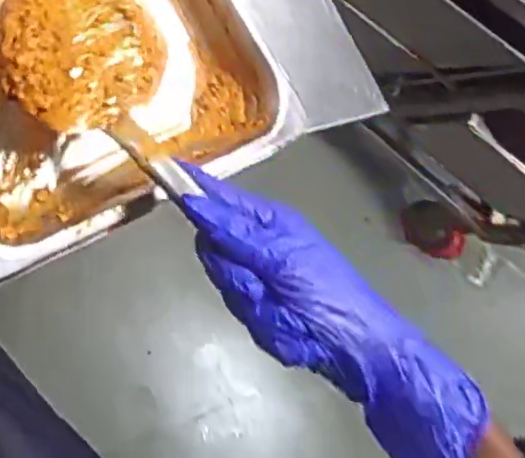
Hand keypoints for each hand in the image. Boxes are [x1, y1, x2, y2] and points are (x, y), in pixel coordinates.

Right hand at [181, 163, 488, 457]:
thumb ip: (231, 230)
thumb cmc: (329, 295)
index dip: (190, 183)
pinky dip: (262, 321)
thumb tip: (192, 198)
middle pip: (212, 245)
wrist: (364, 357)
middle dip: (232, 270)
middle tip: (259, 285)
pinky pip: (239, 309)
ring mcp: (258, 275)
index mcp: (265, 219)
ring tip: (282, 310)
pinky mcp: (261, 307)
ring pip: (224, 279)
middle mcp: (256, 242)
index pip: (216, 193)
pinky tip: (287, 326)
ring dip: (250, 299)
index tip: (160, 167)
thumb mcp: (279, 257)